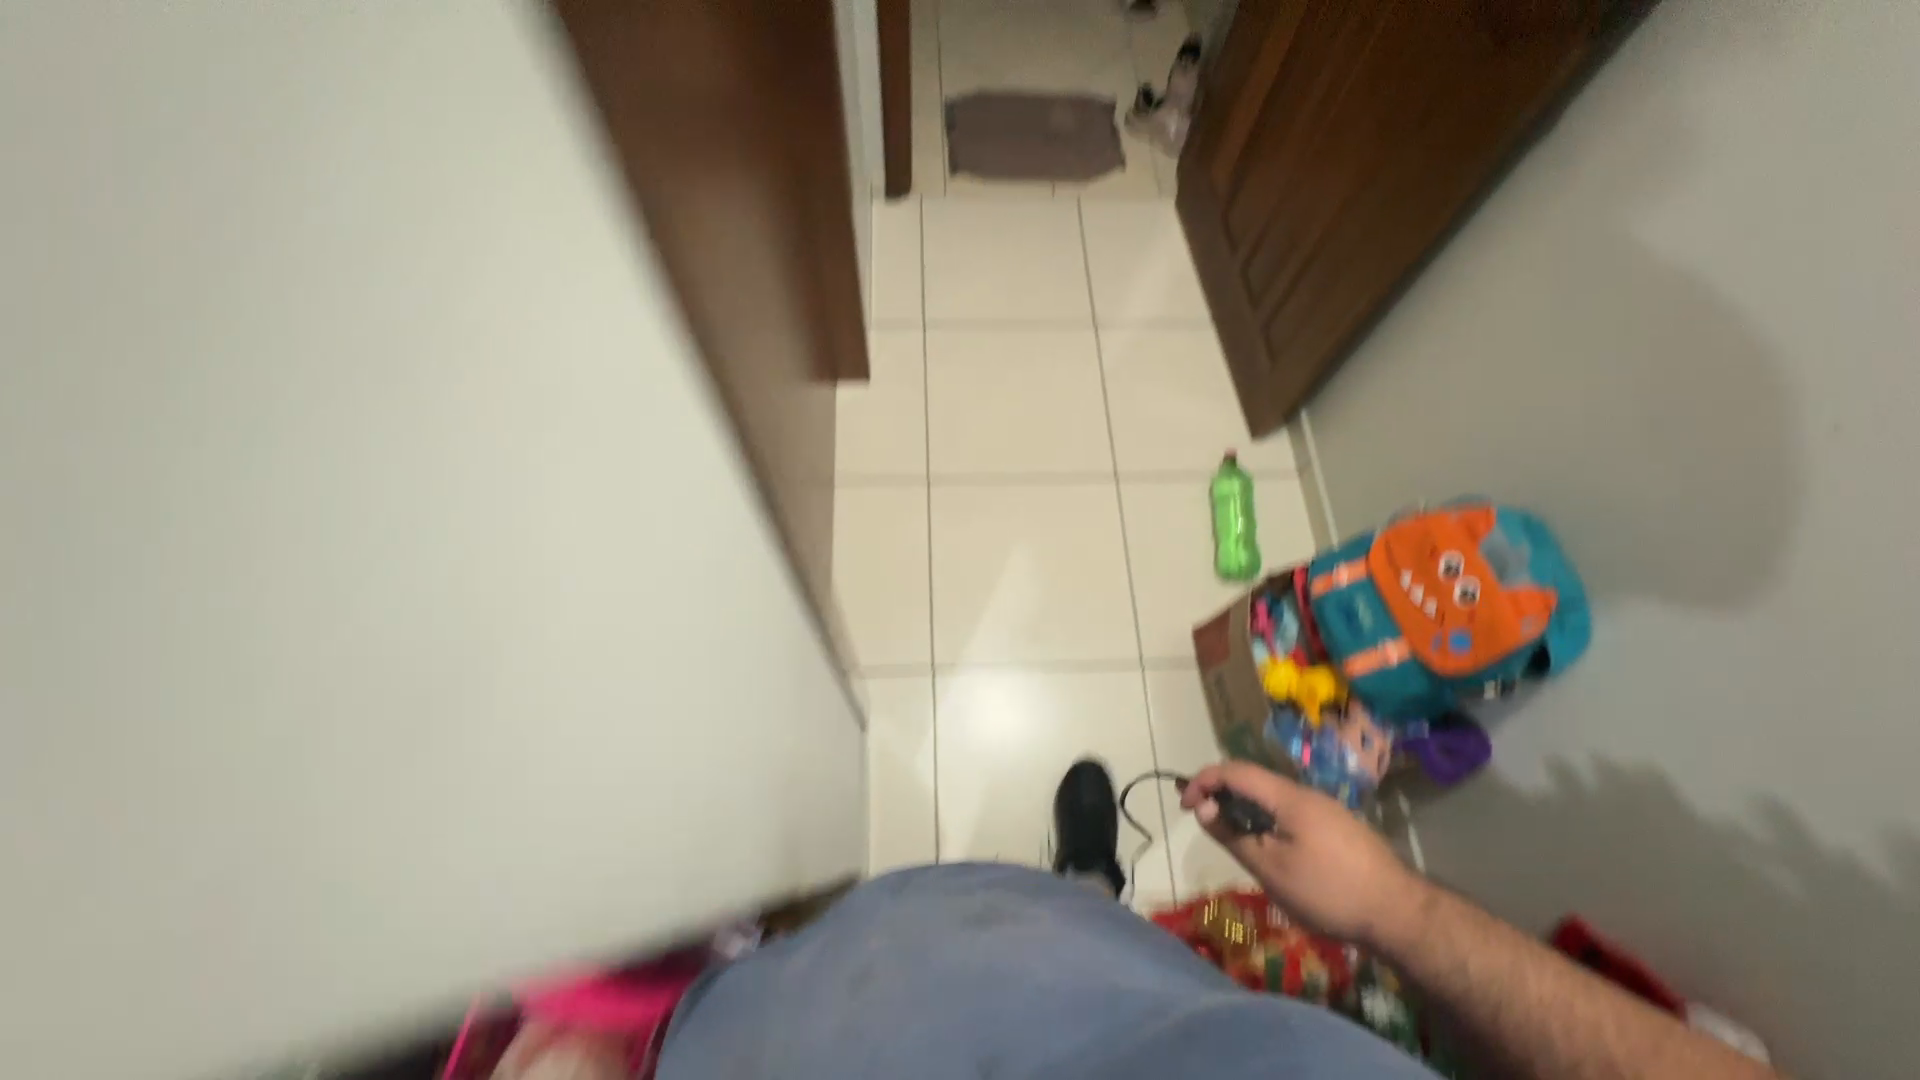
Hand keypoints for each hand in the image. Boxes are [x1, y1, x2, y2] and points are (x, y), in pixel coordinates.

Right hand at [1180, 762, 1425, 947]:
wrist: (1401, 915)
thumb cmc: (1328, 891)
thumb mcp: (1270, 868)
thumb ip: (1233, 834)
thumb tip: (1203, 807)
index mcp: (1289, 797)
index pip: (1235, 770)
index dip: (1203, 780)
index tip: (1184, 805)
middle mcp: (1307, 794)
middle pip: (1255, 780)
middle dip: (1222, 794)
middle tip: (1205, 822)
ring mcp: (1327, 810)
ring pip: (1274, 798)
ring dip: (1246, 810)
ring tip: (1235, 840)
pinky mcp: (1339, 828)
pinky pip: (1292, 813)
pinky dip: (1268, 821)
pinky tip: (1272, 851)